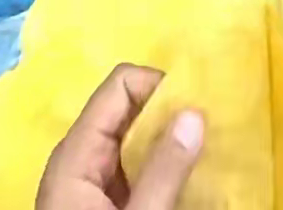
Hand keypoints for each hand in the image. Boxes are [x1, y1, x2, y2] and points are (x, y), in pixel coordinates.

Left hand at [37, 64, 203, 209]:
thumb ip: (163, 170)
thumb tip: (195, 111)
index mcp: (75, 153)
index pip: (121, 84)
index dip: (159, 85)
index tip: (194, 107)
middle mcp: (78, 155)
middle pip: (128, 105)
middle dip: (167, 109)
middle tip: (207, 124)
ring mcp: (87, 179)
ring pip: (133, 133)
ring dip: (167, 135)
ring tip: (203, 144)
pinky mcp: (99, 200)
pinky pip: (133, 161)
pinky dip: (159, 159)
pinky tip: (184, 171)